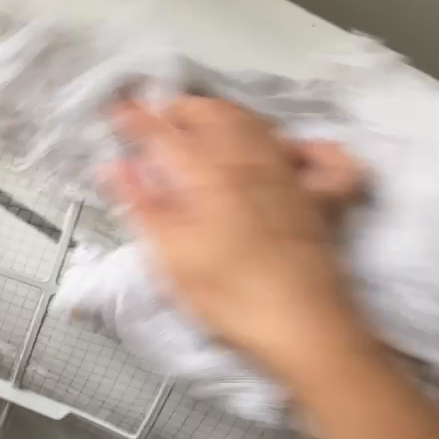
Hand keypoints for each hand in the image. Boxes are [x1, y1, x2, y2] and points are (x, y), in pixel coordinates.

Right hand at [107, 97, 369, 376]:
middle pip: (214, 114)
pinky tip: (294, 151)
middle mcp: (252, 164)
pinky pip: (325, 157)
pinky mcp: (323, 200)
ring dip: (226, 115)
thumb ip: (142, 204)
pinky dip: (308, 147)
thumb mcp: (171, 255)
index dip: (136, 119)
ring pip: (259, 125)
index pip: (164, 135)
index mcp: (209, 176)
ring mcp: (292, 177)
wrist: (304, 330)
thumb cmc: (230, 297)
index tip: (117, 109)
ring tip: (204, 124)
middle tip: (156, 118)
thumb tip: (113, 167)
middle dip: (182, 108)